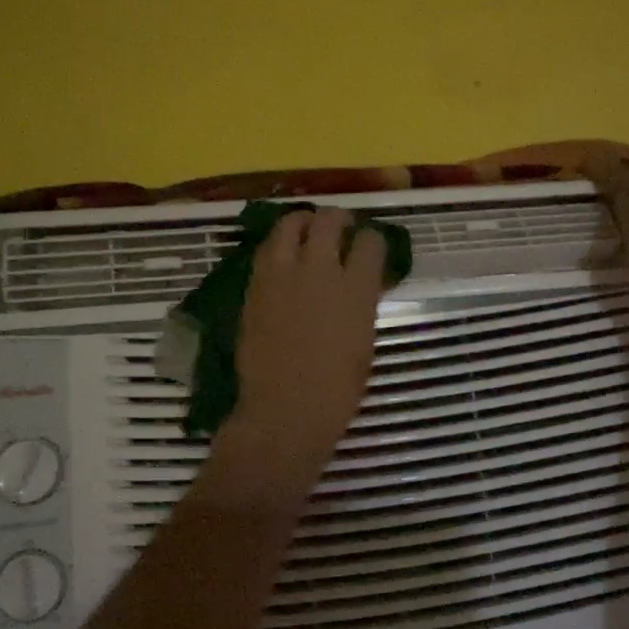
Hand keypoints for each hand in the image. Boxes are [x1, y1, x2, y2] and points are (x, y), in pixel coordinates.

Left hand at [223, 208, 387, 478]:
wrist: (285, 409)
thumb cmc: (337, 389)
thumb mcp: (364, 341)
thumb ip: (361, 304)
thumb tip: (359, 285)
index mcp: (357, 289)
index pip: (371, 242)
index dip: (373, 240)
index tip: (370, 246)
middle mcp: (320, 270)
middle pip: (330, 220)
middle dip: (338, 218)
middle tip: (340, 227)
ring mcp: (283, 275)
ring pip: (291, 223)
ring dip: (303, 222)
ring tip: (307, 231)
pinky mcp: (256, 285)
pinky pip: (267, 249)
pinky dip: (279, 245)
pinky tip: (283, 255)